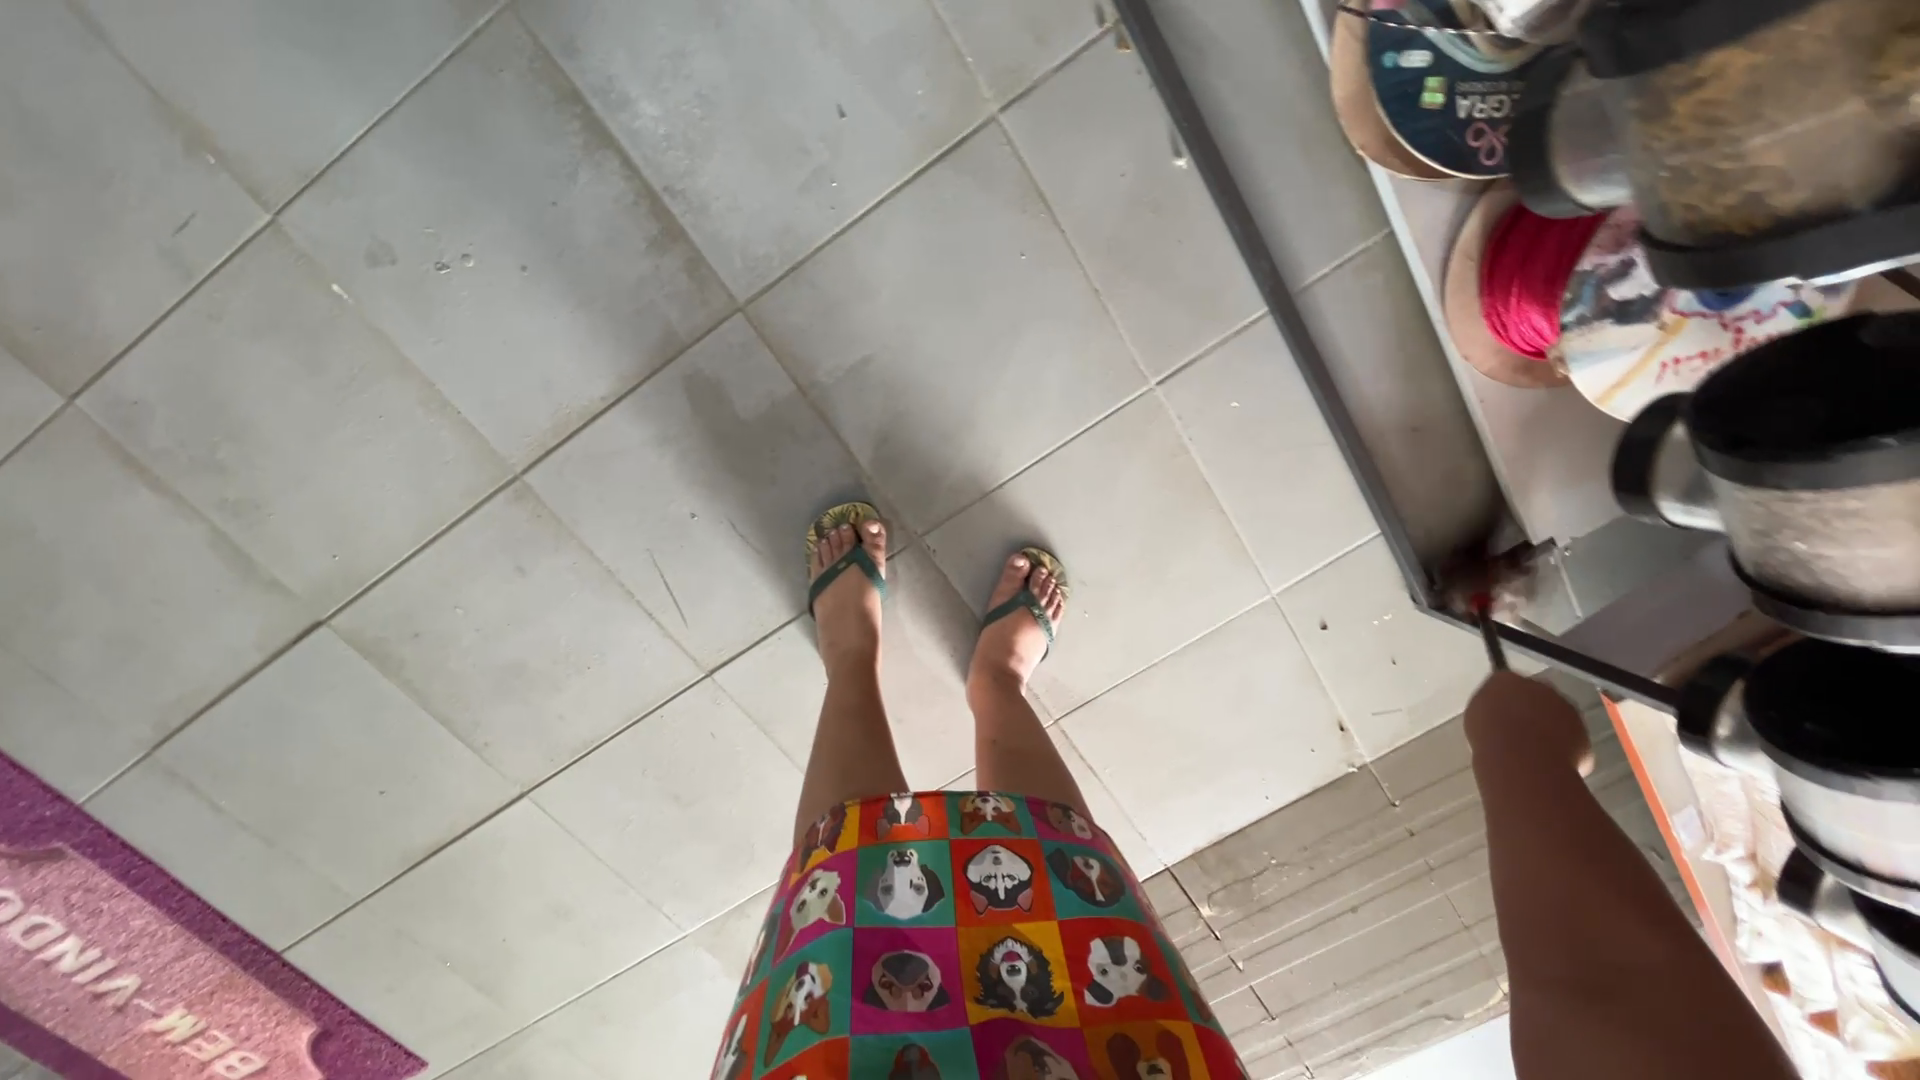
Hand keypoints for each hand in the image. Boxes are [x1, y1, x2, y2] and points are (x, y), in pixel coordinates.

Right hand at [1464, 671, 1594, 776]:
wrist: (1524, 760)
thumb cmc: (1490, 735)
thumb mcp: (1476, 715)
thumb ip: (1489, 707)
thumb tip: (1496, 710)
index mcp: (1506, 680)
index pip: (1505, 683)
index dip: (1503, 699)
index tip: (1498, 715)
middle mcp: (1540, 687)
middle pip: (1536, 696)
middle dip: (1529, 710)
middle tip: (1515, 730)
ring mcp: (1566, 710)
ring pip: (1556, 717)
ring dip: (1547, 729)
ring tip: (1530, 750)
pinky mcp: (1584, 734)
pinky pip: (1570, 740)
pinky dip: (1561, 749)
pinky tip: (1545, 761)